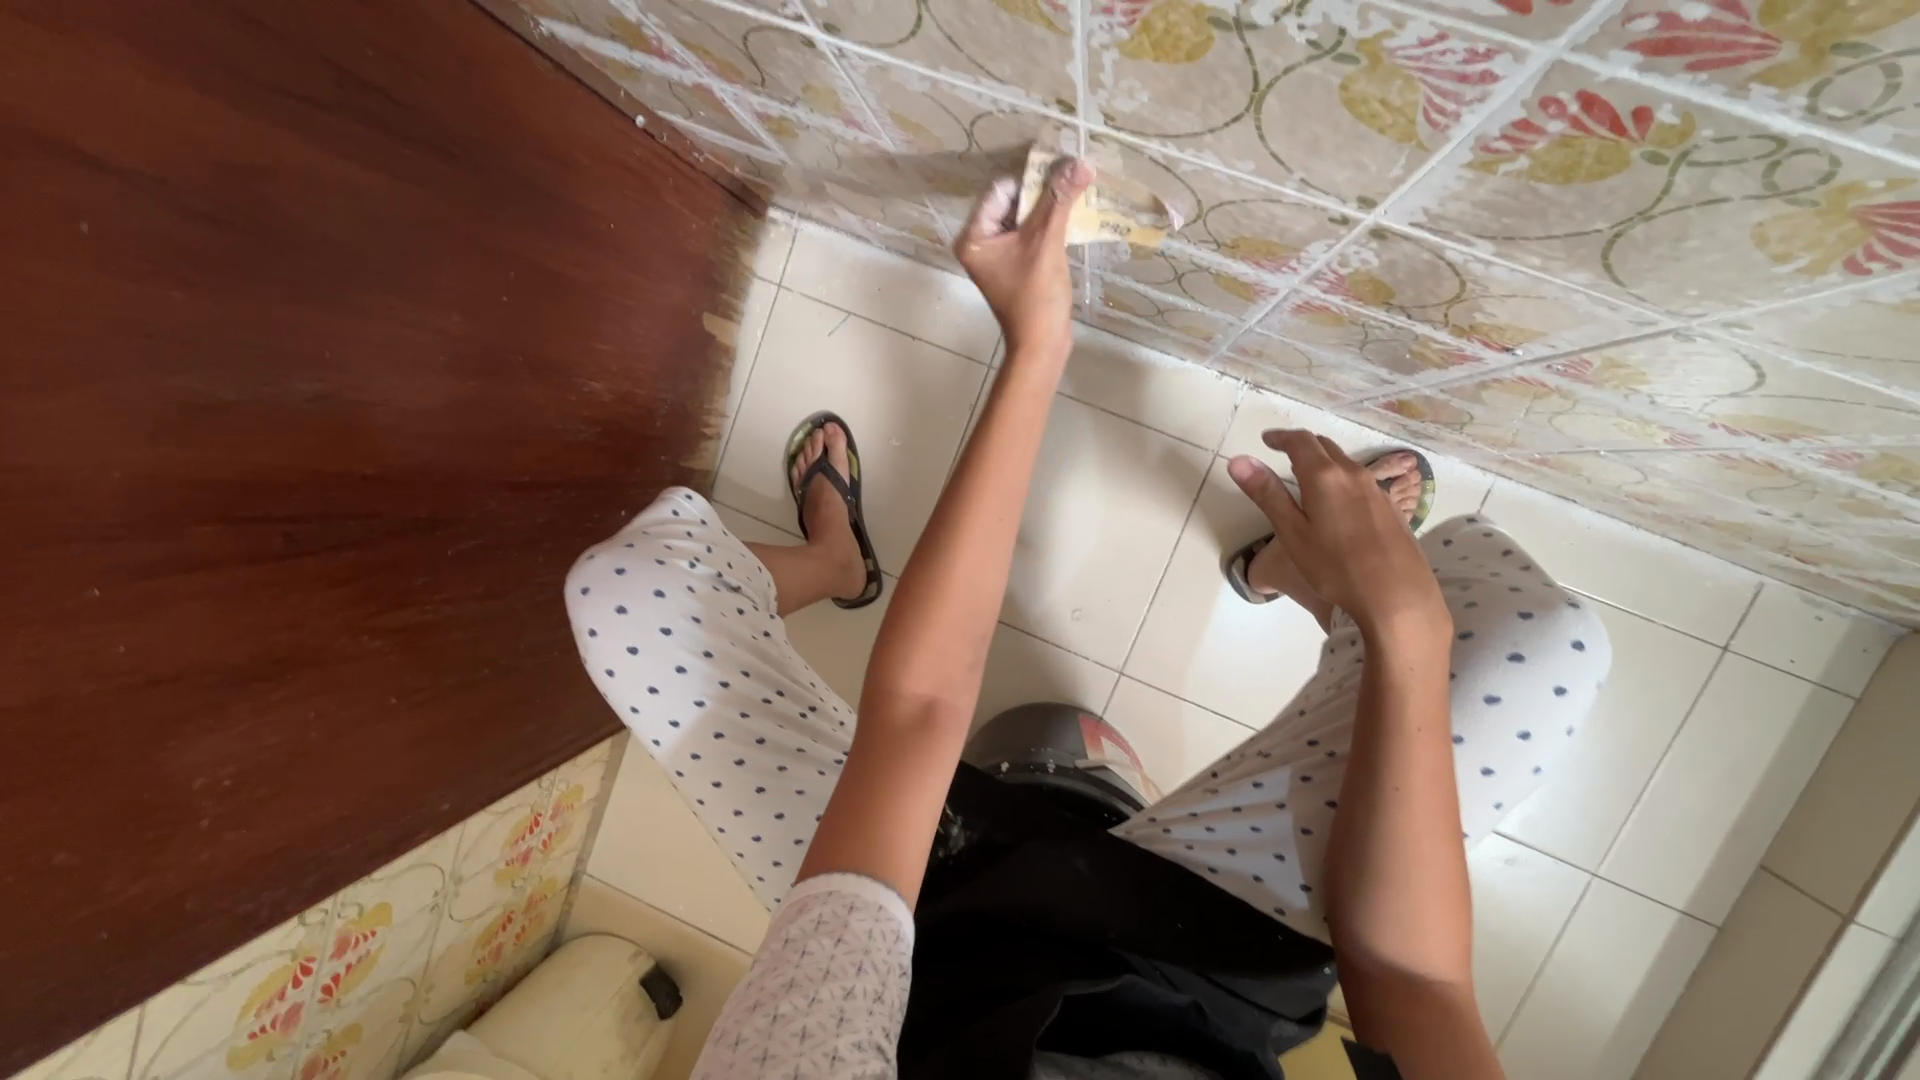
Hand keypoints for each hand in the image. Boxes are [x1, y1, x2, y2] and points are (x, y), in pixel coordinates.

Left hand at [954, 157, 1094, 361]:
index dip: (1031, 181)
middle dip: (1041, 194)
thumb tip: (1080, 161)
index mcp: (973, 237)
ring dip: (1048, 209)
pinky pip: (1029, 234)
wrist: (1041, 344)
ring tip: (1075, 199)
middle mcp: (979, 243)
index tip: (1061, 177)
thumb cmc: (1036, 297)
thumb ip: (1059, 199)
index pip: (1002, 190)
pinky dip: (1048, 226)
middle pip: (1012, 201)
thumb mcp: (1046, 242)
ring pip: (1024, 216)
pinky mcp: (1014, 265)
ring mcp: (996, 256)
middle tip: (1071, 185)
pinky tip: (1071, 221)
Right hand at [1228, 430, 1449, 643]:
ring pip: (1345, 464)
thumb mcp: (1291, 533)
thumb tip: (1238, 460)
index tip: (1266, 439)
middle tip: (1282, 453)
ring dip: (1323, 462)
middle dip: (1301, 446)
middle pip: (1325, 447)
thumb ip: (1267, 493)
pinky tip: (1337, 504)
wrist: (1397, 597)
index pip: (1300, 441)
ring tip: (1305, 477)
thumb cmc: (1335, 567)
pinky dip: (1340, 480)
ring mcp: (1377, 491)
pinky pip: (1360, 482)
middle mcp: (1354, 474)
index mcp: (1325, 476)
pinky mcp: (1391, 509)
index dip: (1281, 437)